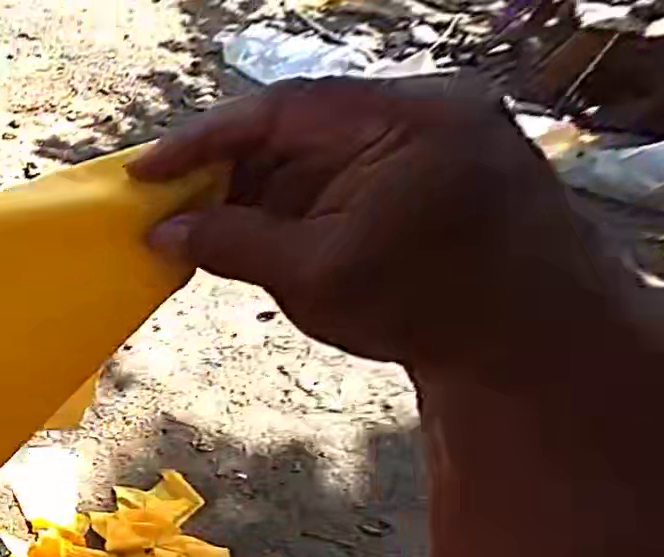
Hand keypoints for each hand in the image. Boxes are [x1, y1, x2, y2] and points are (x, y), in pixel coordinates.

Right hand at [128, 79, 627, 376]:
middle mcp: (410, 117)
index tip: (142, 170)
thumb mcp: (311, 274)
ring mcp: (409, 149)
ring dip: (238, 194)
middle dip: (215, 169)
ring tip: (183, 227)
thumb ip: (231, 244)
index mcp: (402, 120)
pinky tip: (232, 235)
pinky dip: (269, 209)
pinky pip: (319, 183)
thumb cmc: (423, 303)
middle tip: (155, 204)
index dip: (200, 139)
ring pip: (300, 159)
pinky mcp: (402, 183)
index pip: (280, 110)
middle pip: (288, 129)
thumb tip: (162, 232)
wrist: (521, 339)